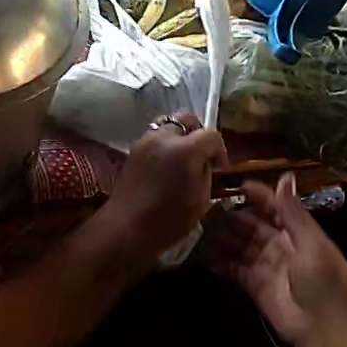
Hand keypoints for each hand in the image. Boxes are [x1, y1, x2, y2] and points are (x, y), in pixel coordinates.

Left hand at [91, 112, 227, 266]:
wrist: (126, 228)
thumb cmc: (168, 220)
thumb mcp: (201, 200)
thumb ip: (206, 173)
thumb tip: (205, 162)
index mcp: (185, 149)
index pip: (211, 135)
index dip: (220, 151)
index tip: (221, 168)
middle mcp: (163, 137)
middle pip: (186, 118)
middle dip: (198, 133)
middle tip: (202, 155)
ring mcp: (144, 141)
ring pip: (167, 124)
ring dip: (179, 136)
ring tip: (182, 158)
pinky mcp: (132, 150)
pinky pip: (154, 137)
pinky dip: (164, 144)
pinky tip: (165, 165)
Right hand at [206, 173, 346, 342]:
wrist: (325, 328)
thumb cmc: (323, 280)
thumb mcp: (310, 241)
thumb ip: (292, 211)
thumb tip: (285, 176)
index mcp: (298, 232)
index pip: (276, 208)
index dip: (259, 196)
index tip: (238, 186)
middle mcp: (281, 246)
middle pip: (254, 226)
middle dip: (235, 217)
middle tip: (210, 207)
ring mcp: (267, 266)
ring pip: (241, 247)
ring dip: (225, 239)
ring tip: (203, 231)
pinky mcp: (255, 286)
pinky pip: (235, 270)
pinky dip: (222, 264)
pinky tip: (206, 258)